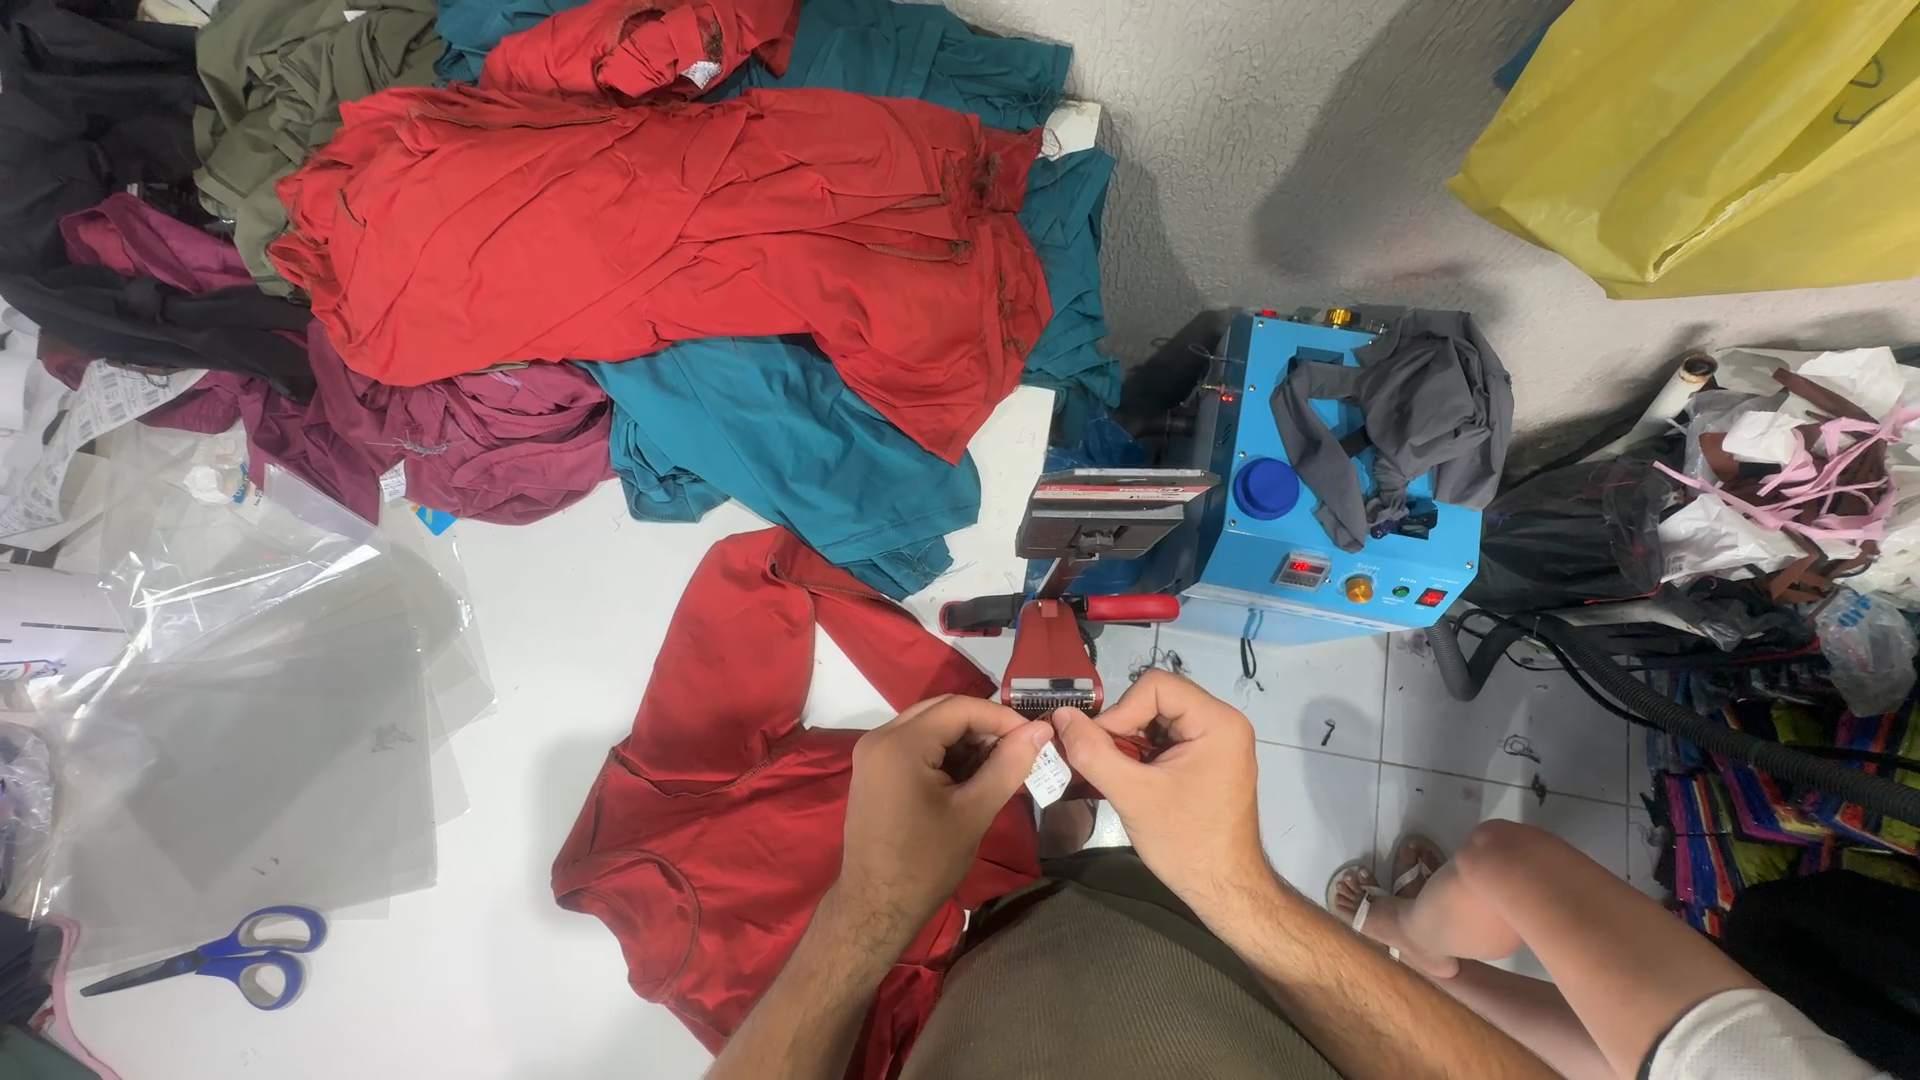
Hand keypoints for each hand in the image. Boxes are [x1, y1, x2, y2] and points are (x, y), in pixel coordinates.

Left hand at [837, 695, 1051, 943]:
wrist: (875, 909)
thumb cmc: (925, 864)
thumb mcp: (974, 812)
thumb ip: (1008, 765)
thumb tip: (1040, 731)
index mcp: (900, 743)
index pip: (959, 708)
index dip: (1001, 717)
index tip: (1034, 736)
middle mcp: (880, 737)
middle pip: (943, 711)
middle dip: (984, 726)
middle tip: (1019, 749)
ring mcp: (874, 753)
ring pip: (930, 725)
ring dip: (966, 739)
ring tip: (1000, 765)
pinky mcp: (876, 769)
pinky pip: (916, 743)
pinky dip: (946, 751)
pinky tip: (972, 775)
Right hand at [1049, 670, 1270, 914]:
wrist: (1225, 891)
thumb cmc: (1186, 843)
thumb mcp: (1133, 795)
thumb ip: (1092, 752)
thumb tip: (1061, 715)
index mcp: (1217, 722)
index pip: (1155, 685)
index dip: (1121, 711)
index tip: (1101, 746)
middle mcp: (1221, 721)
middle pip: (1155, 698)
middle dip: (1124, 726)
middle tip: (1103, 759)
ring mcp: (1215, 739)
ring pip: (1155, 716)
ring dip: (1128, 740)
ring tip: (1115, 771)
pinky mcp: (1205, 757)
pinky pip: (1164, 735)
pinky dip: (1140, 751)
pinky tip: (1130, 777)